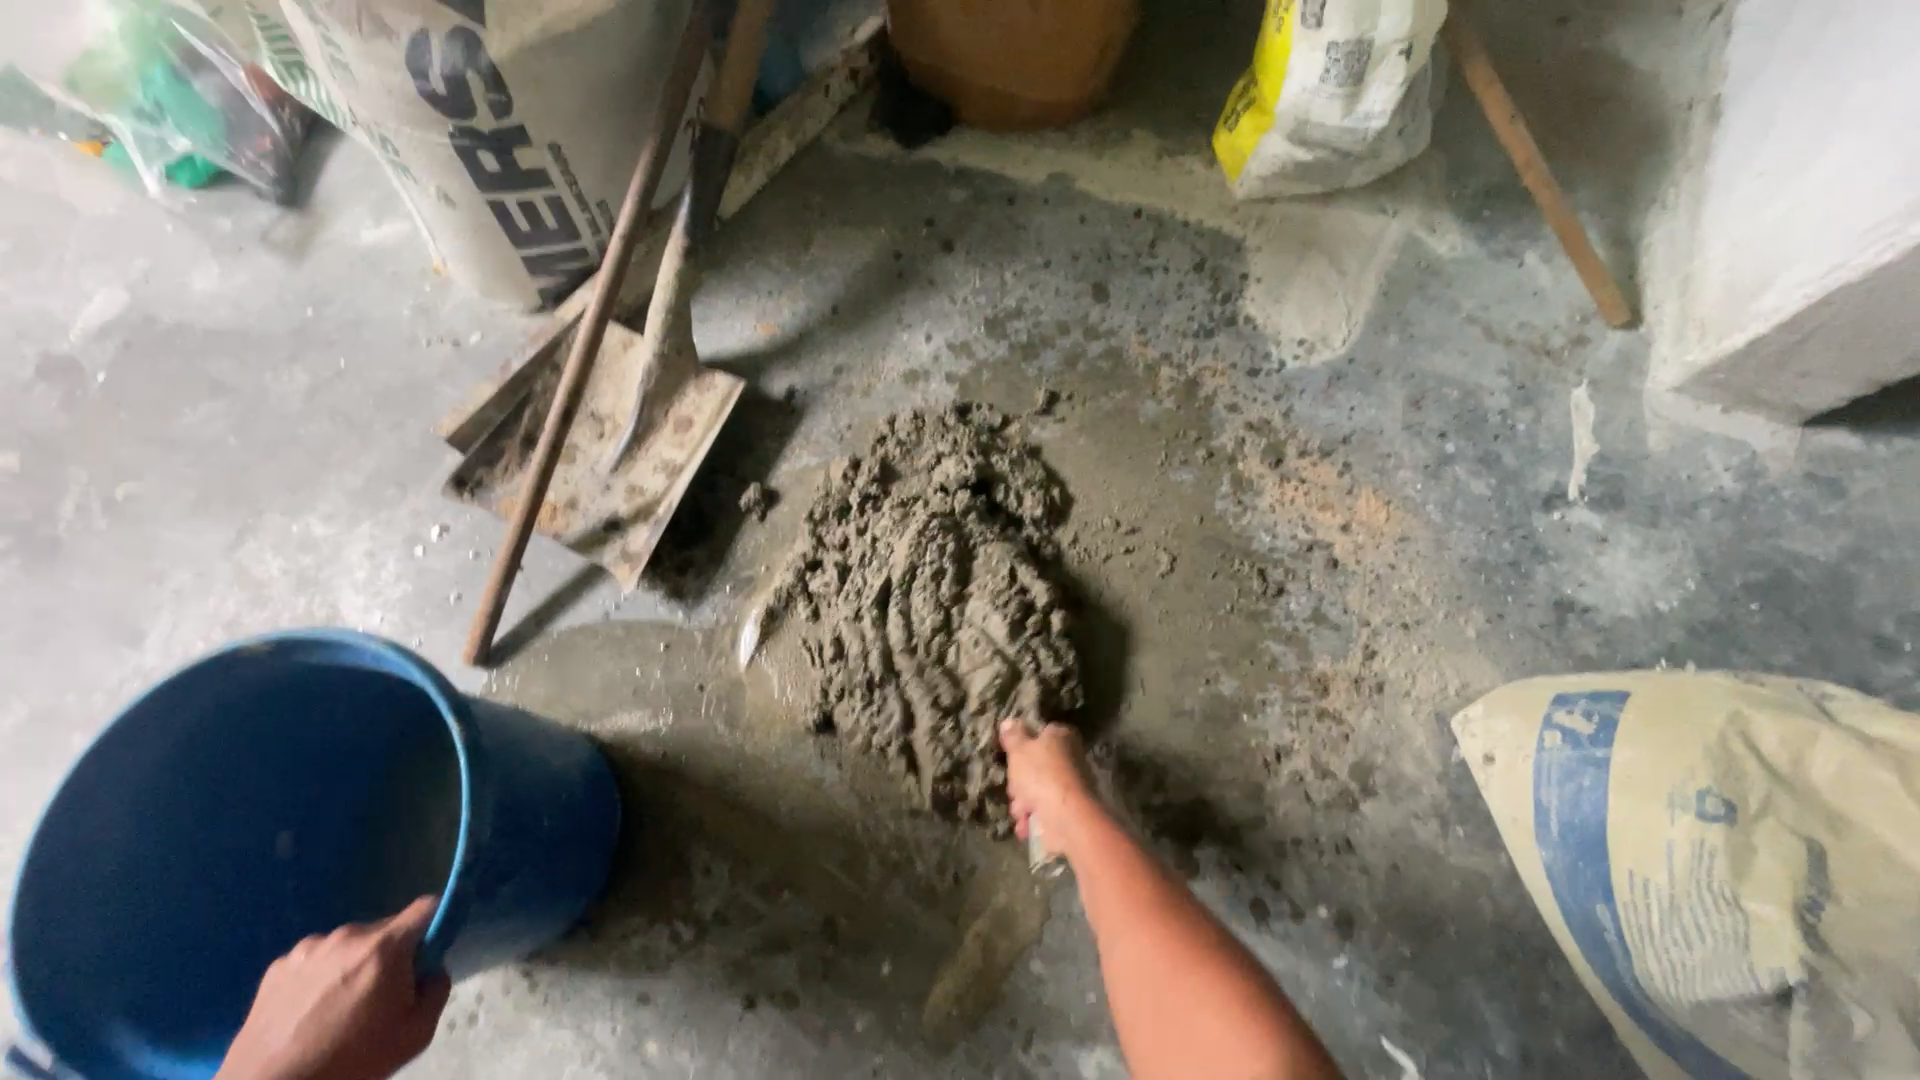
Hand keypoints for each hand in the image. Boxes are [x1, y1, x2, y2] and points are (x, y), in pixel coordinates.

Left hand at [217, 896, 451, 1079]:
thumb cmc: (349, 1063)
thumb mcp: (416, 1034)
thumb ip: (437, 989)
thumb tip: (431, 970)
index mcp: (385, 947)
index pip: (426, 907)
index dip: (436, 922)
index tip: (431, 950)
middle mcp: (347, 936)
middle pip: (385, 930)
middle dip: (391, 953)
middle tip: (381, 994)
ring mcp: (306, 949)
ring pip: (348, 945)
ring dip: (354, 963)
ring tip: (339, 1006)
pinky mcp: (276, 968)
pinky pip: (314, 960)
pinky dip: (320, 976)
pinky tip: (309, 1011)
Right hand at [999, 719, 1100, 858]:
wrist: (1066, 818)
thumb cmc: (1041, 775)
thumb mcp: (1019, 749)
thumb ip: (1013, 735)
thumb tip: (1009, 722)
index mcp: (1062, 737)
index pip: (1041, 733)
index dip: (1023, 744)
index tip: (1011, 755)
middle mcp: (1070, 758)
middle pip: (1035, 765)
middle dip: (1019, 781)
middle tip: (1015, 788)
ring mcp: (1070, 786)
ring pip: (1036, 790)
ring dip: (1022, 803)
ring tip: (1021, 810)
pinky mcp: (1068, 809)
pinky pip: (1043, 810)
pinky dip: (1032, 818)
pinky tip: (1025, 824)